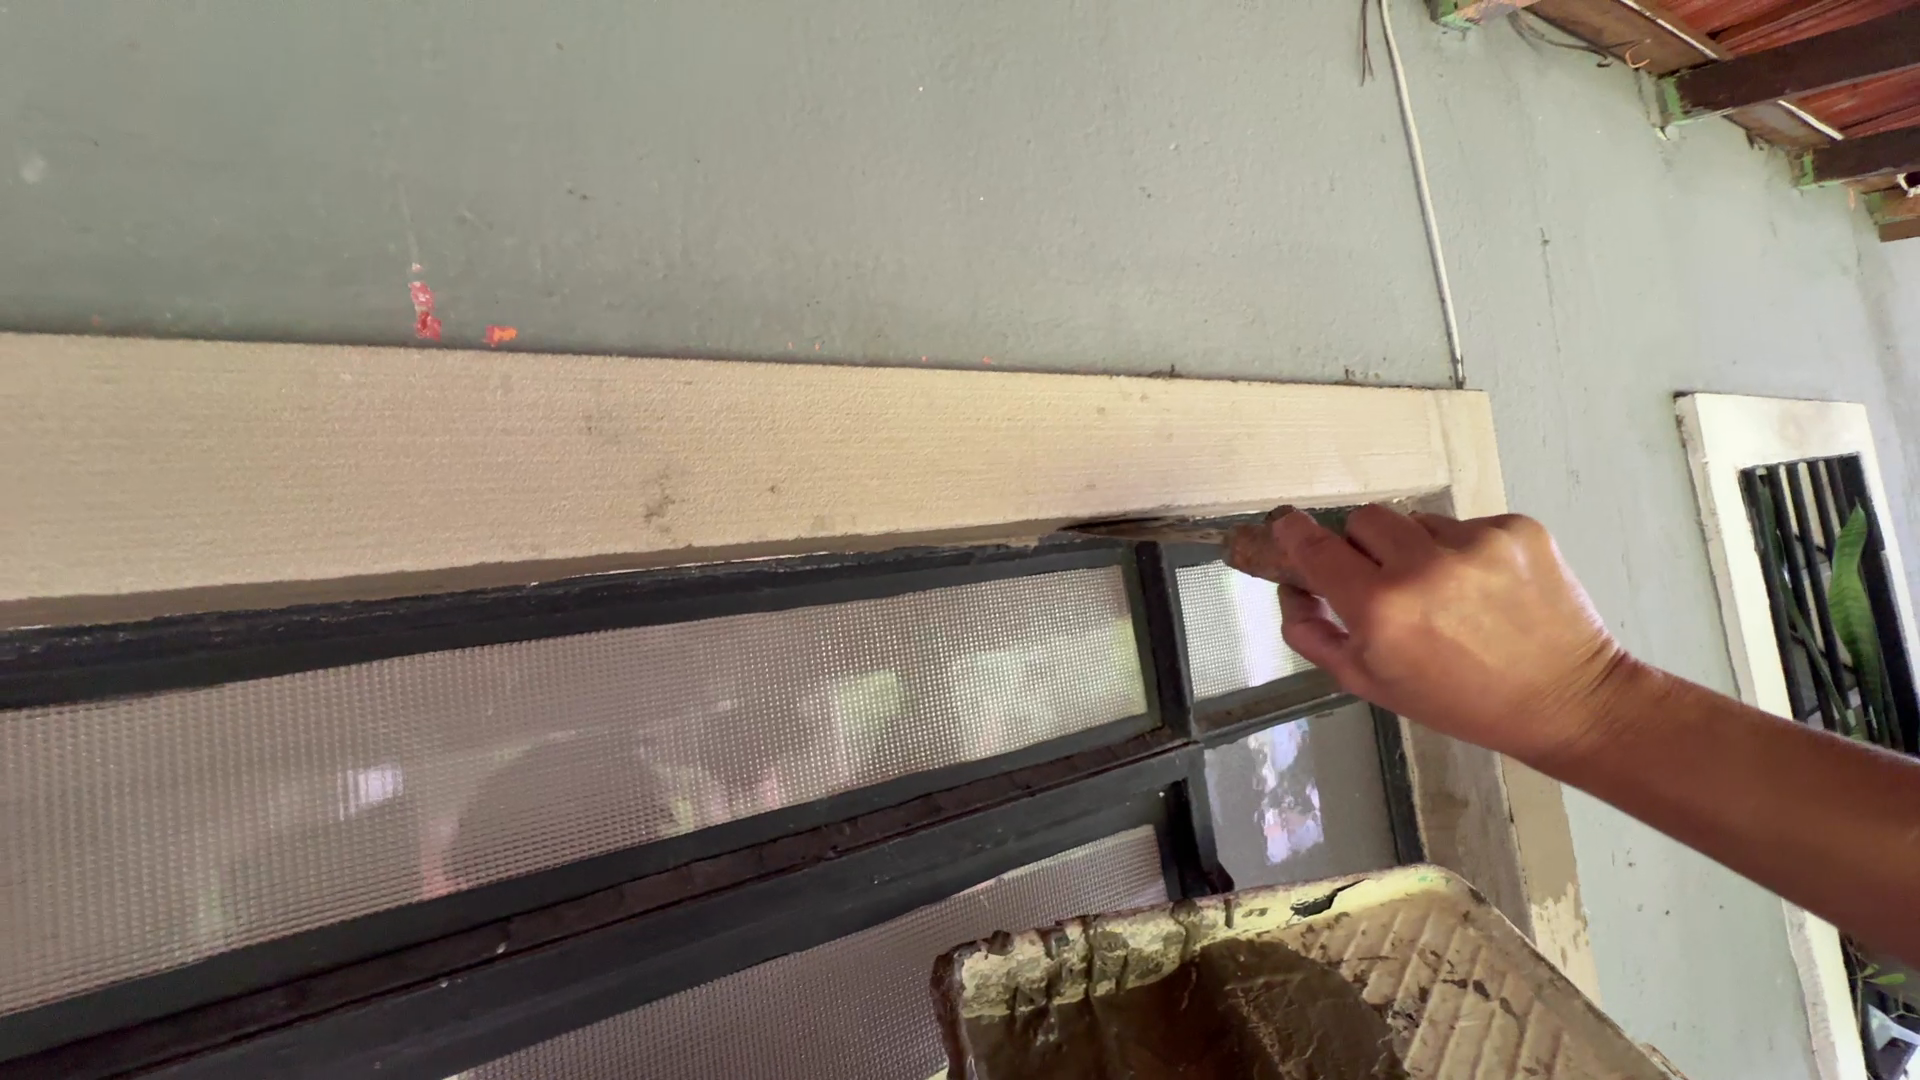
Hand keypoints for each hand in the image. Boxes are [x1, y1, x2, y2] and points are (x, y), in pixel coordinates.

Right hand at [1223, 505, 1634, 764]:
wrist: (1567, 701)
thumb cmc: (1455, 701)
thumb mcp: (1365, 682)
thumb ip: (1310, 633)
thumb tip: (1291, 588)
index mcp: (1379, 609)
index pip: (1315, 547)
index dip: (1295, 532)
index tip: (1288, 525)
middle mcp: (1421, 566)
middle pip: (1363, 520)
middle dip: (1363, 545)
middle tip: (1384, 579)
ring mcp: (1474, 542)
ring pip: (1414, 520)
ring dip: (1414, 547)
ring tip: (1444, 589)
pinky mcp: (1517, 529)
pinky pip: (1463, 524)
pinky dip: (1462, 550)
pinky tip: (1483, 587)